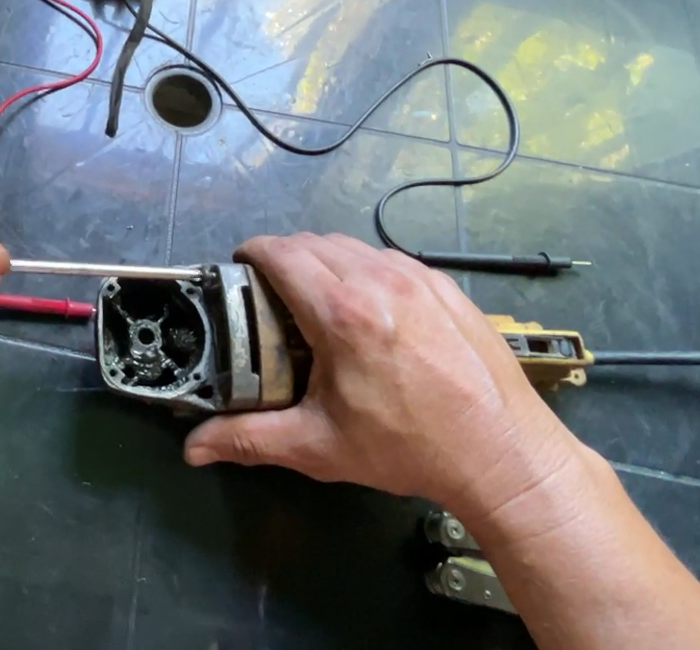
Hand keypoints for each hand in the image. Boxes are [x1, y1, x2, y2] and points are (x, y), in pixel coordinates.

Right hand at [184, 234, 587, 522]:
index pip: (279, 253)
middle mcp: (377, 280)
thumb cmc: (407, 449)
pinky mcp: (445, 285)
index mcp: (340, 312)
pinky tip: (369, 306)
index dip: (251, 254)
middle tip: (272, 294)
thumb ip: (250, 438)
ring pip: (350, 245)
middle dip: (283, 257)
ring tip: (318, 297)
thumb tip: (193, 449)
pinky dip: (364, 268)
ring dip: (323, 259)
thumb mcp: (320, 446)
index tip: (240, 272)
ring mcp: (417, 277)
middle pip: (310, 242)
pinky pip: (388, 257)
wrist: (506, 457)